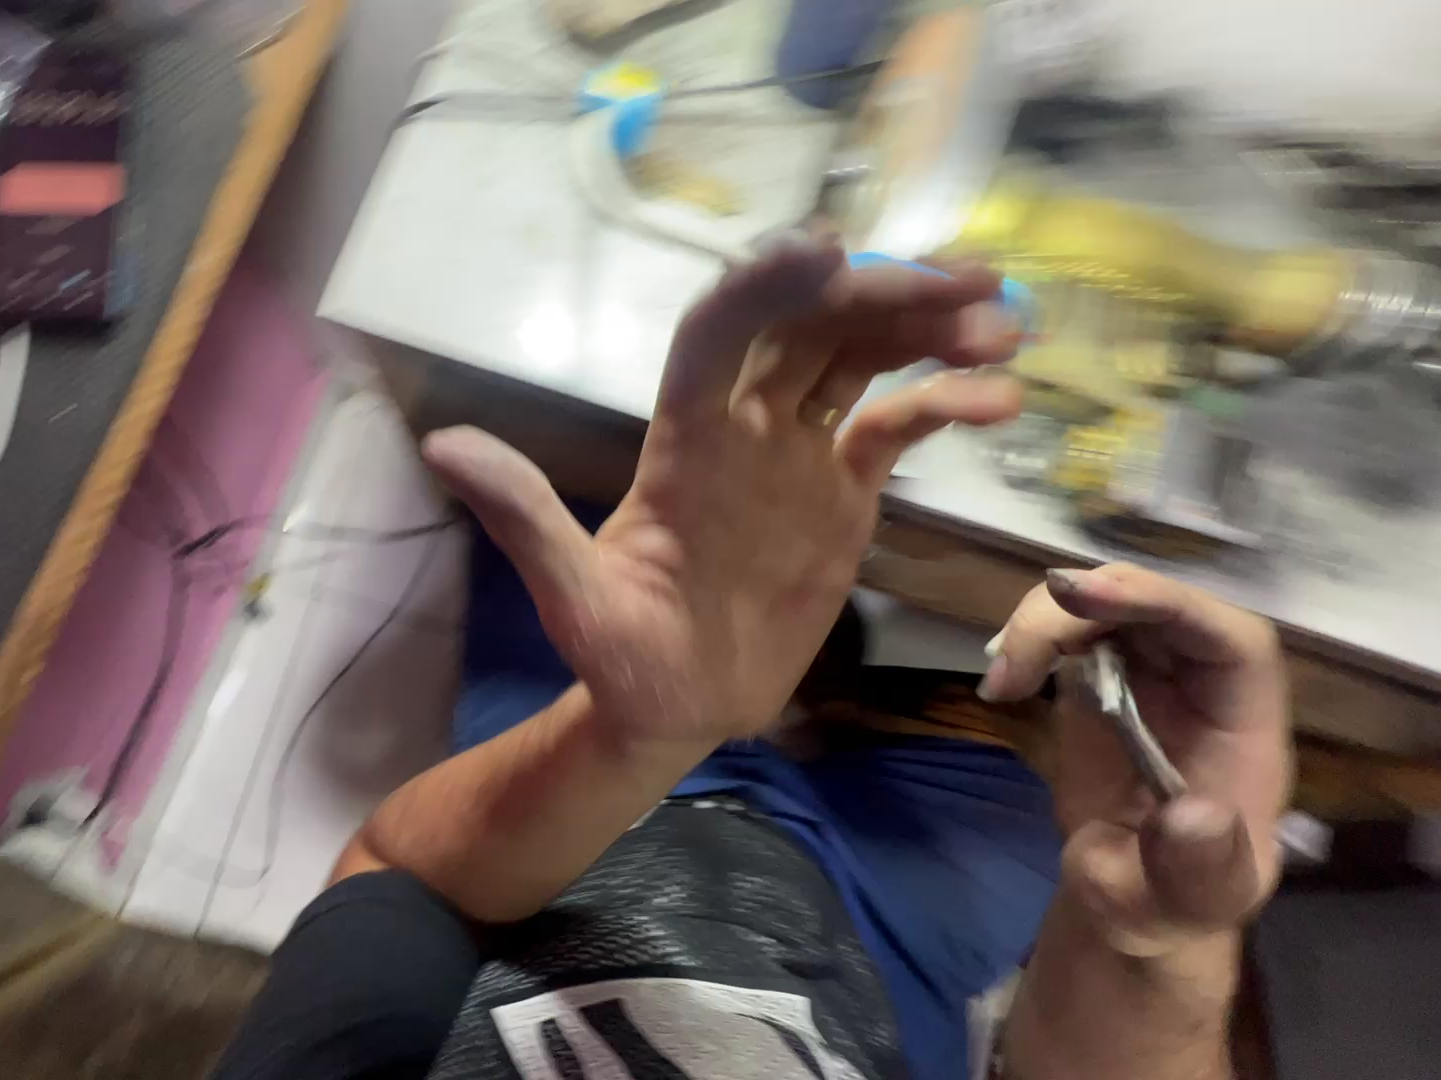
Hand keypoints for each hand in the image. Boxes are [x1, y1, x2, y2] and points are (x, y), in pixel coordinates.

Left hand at [422, 236, 1022, 745]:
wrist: (676, 707)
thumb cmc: (619, 657)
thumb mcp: (570, 595)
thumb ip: (523, 518)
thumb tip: (442, 444)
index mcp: (680, 442)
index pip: (715, 335)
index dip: (762, 288)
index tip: (829, 253)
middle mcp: (740, 431)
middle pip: (805, 330)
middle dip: (875, 296)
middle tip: (960, 286)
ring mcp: (794, 457)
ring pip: (859, 364)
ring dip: (923, 333)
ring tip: (998, 326)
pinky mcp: (840, 494)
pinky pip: (894, 429)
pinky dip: (941, 406)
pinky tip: (996, 404)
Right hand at [980, 564, 1292, 955]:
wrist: (1125, 894)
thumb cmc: (1164, 901)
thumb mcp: (1185, 903)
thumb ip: (1196, 870)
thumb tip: (1195, 812)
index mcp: (1241, 730)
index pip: (1226, 638)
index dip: (1161, 603)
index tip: (1081, 597)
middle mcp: (1198, 687)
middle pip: (1150, 604)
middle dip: (1077, 608)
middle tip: (1013, 652)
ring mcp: (1144, 676)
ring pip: (1100, 606)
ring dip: (1038, 625)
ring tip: (1001, 684)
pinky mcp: (1096, 679)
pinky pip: (1065, 630)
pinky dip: (1025, 642)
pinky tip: (1002, 683)